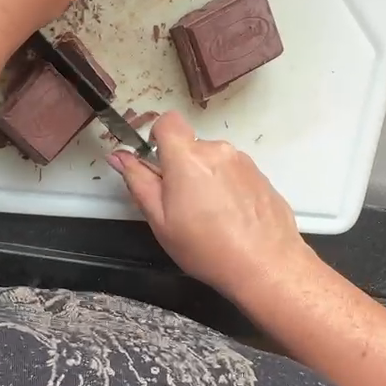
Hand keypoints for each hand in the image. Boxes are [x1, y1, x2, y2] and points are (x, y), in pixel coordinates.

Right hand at [110, 113, 317, 296]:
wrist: (265, 265)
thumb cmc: (207, 248)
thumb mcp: (160, 220)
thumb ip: (138, 182)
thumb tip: (119, 157)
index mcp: (187, 158)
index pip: (167, 121)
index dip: (157, 138)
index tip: (155, 164)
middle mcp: (218, 150)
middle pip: (190, 147)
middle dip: (180, 169)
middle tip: (179, 208)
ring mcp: (243, 162)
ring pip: (212, 161)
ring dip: (204, 181)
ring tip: (207, 219)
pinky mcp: (260, 176)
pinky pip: (232, 174)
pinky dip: (225, 190)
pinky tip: (228, 220)